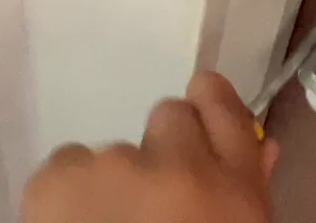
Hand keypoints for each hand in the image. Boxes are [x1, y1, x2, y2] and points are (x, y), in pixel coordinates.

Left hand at [22, 71, 281, 222]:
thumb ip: (245, 199)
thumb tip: (261, 147)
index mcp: (233, 195)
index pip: (219, 103)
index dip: (208, 106)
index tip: (200, 116)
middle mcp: (175, 166)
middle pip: (168, 118)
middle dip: (162, 156)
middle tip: (152, 211)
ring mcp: (110, 165)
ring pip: (113, 152)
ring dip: (114, 187)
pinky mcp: (54, 178)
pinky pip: (68, 167)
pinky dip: (70, 199)